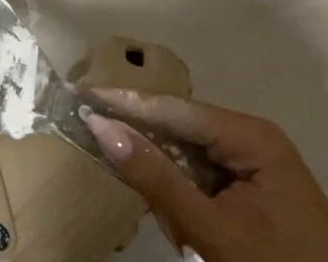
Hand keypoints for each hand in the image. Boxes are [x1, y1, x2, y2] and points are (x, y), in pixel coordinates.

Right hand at [83, 90, 327, 261]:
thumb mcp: (214, 230)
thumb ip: (156, 178)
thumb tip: (99, 125)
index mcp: (250, 135)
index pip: (170, 107)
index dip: (120, 102)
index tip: (74, 95)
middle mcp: (251, 136)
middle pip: (174, 130)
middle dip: (151, 161)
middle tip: (130, 184)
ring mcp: (253, 161)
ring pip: (182, 156)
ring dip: (169, 190)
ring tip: (182, 232)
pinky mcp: (251, 186)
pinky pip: (198, 177)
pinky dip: (185, 201)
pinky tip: (191, 232)